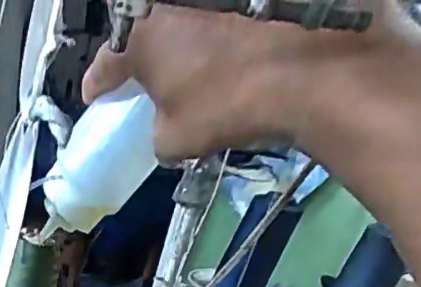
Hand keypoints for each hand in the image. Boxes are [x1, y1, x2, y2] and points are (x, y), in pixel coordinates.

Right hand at [81, 2, 414, 160]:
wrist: (322, 66)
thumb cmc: (232, 103)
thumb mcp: (174, 139)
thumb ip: (157, 127)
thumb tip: (166, 120)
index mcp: (142, 32)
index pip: (106, 62)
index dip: (99, 82)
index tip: (98, 92)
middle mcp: (175, 0)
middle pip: (149, 22)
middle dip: (146, 45)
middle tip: (151, 67)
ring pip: (191, 13)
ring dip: (190, 30)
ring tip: (200, 53)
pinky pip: (236, 11)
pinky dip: (234, 22)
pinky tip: (244, 39)